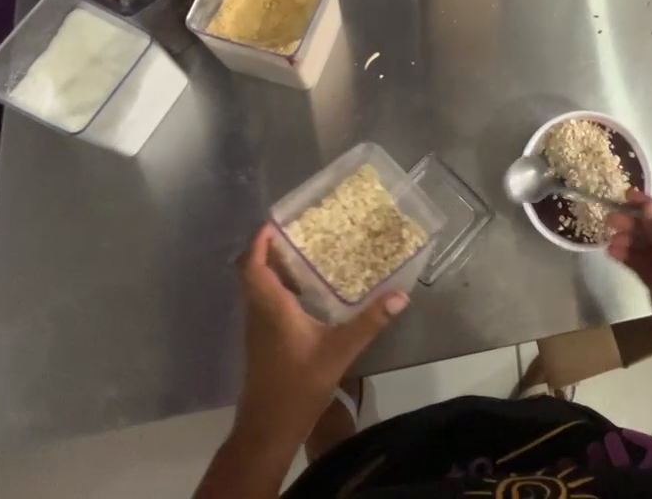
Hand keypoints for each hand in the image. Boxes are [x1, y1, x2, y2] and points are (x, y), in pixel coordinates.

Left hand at [233, 221, 408, 427]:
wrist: (267, 430)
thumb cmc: (298, 387)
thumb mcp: (339, 352)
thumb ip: (369, 322)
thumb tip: (400, 295)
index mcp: (272, 309)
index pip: (253, 267)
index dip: (258, 241)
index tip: (274, 220)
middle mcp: (259, 314)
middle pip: (251, 272)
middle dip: (267, 247)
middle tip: (295, 228)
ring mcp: (257, 329)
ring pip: (257, 287)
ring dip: (271, 265)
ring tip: (303, 249)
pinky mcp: (262, 341)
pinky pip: (264, 300)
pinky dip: (278, 285)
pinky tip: (304, 287)